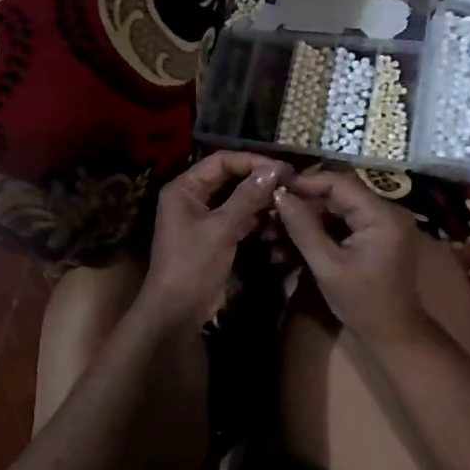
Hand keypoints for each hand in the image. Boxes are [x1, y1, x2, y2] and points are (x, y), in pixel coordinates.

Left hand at [138, 151, 288, 325]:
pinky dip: (254, 218)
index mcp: (183, 188)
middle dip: (258, 180)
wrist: (177, 308)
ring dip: (259, 200)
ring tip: (288, 201)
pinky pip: (236, 219)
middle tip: (292, 183)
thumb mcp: (222, 228)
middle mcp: (190, 198)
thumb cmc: (193, 264)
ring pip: (235, 199)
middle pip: (228, 178)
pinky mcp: (212, 237)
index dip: (252, 161)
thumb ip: (247, 197)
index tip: (284, 168)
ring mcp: (201, 218)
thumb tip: (275, 169)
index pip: (220, 161)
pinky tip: (278, 220)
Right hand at [272, 171, 431, 342]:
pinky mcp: (372, 237)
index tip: (271, 191)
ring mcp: (379, 224)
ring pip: (333, 211)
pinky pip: (339, 225)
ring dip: (303, 221)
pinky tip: (288, 247)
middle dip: (300, 205)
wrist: (391, 332)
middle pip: (335, 196)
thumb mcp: (326, 265)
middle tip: (267, 216)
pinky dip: (315, 233)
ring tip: (271, 235)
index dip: (304, 183)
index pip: (338, 183)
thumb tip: (278, 195)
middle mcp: (385, 211)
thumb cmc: (361, 301)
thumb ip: (303, 227)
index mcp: (381, 215)